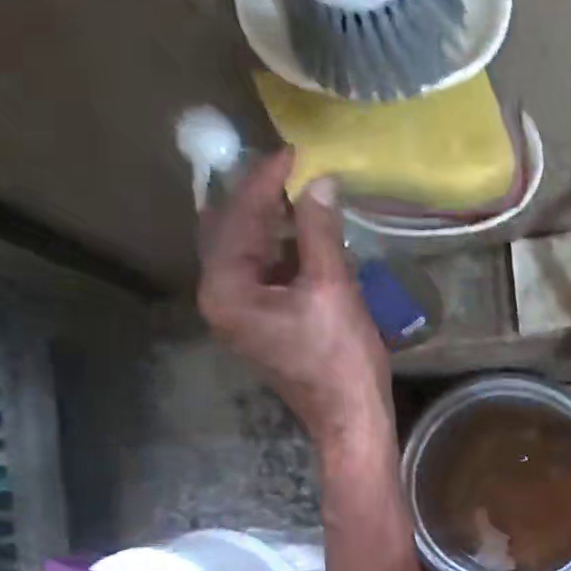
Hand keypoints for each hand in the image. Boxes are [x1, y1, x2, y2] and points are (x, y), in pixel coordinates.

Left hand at [197, 148, 390, 444]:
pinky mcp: (259, 326)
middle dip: (261, 198)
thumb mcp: (333, 289)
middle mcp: (219, 299)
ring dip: (272, 224)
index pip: (240, 217)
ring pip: (247, 253)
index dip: (266, 180)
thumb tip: (318, 181)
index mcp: (226, 289)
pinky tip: (304, 238)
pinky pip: (261, 275)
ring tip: (302, 196)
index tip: (293, 151)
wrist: (351, 419)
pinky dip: (280, 252)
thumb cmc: (342, 359)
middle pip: (231, 231)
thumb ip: (318, 230)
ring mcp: (237, 316)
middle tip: (293, 169)